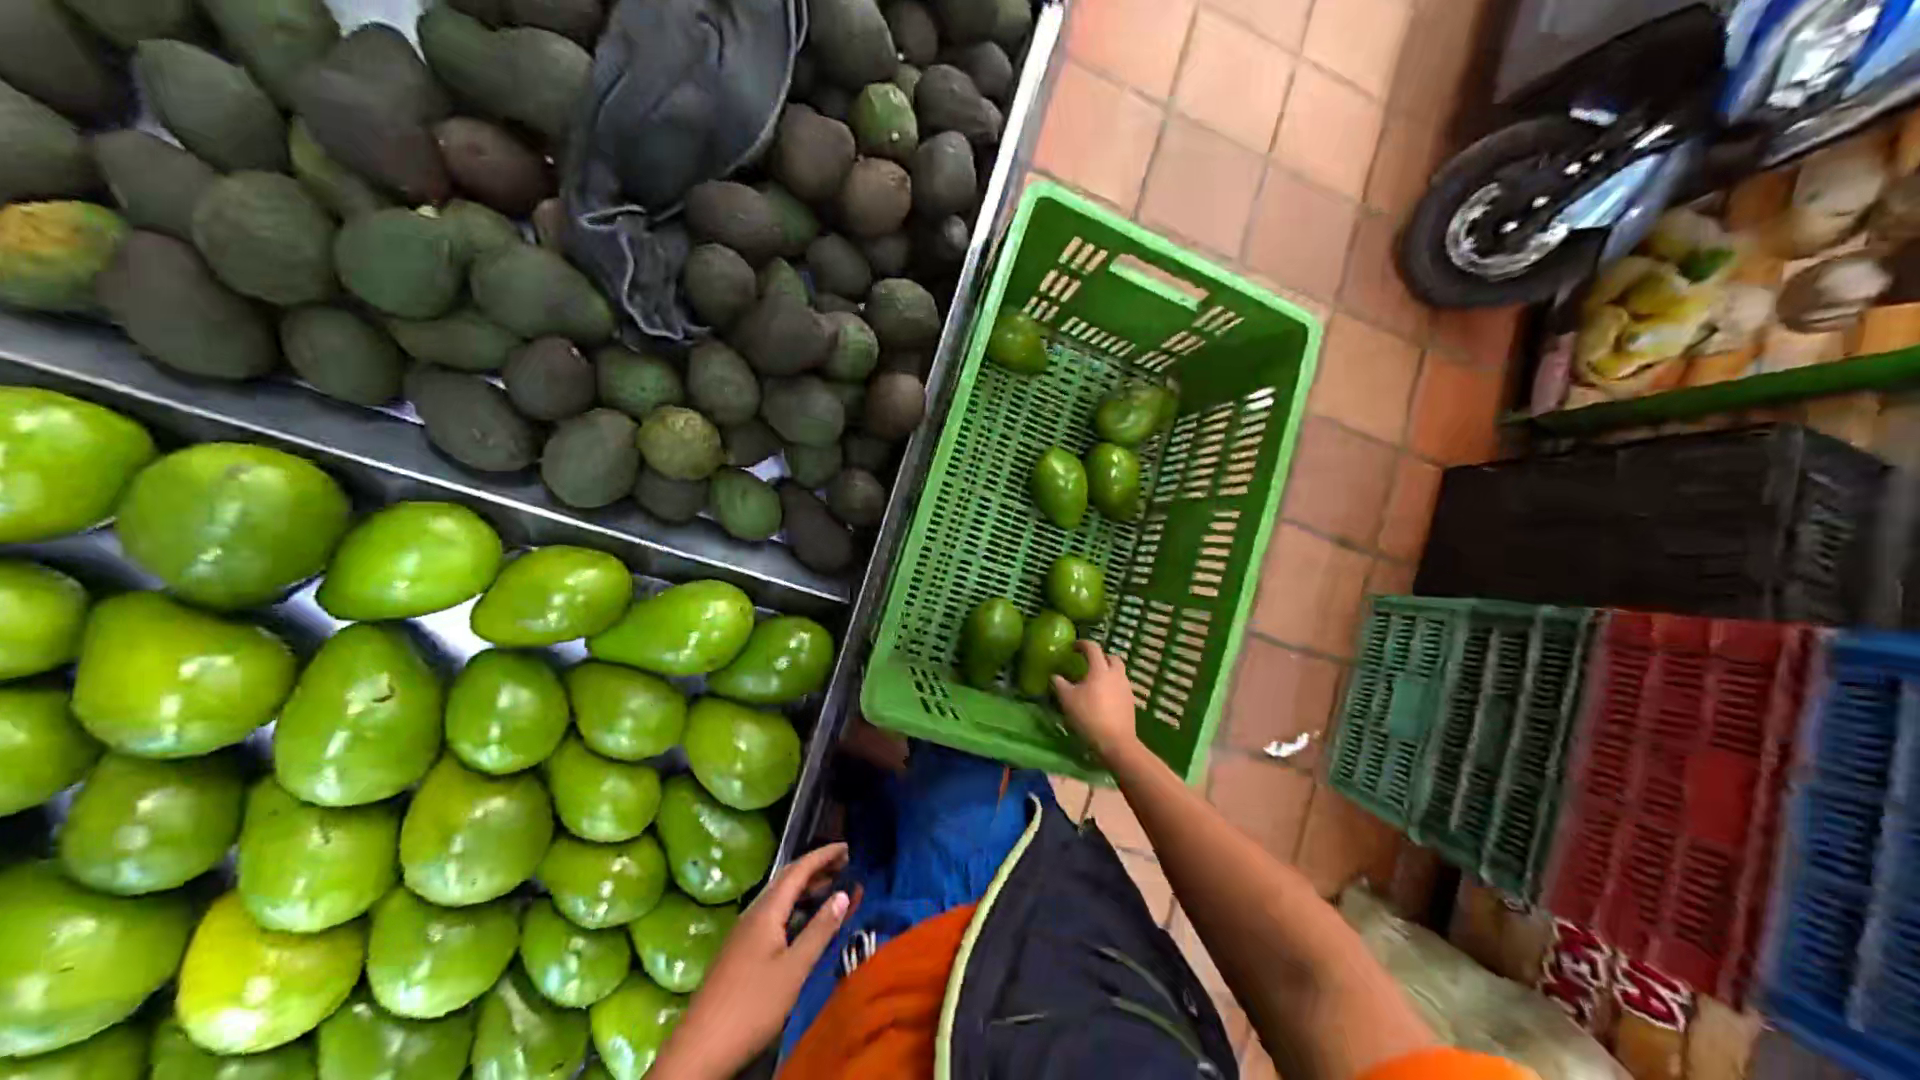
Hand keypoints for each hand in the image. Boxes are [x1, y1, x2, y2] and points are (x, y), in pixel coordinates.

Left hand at [651, 843, 859, 1079]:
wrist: (699, 1050)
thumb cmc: (752, 1006)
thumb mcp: (794, 969)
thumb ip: (819, 930)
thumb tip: (842, 893)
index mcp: (766, 912)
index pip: (798, 871)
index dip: (823, 856)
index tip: (848, 847)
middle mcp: (753, 914)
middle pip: (787, 880)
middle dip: (816, 868)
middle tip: (844, 864)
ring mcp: (744, 933)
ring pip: (779, 898)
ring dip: (805, 888)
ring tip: (832, 887)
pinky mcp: (741, 951)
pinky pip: (773, 914)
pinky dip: (795, 907)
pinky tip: (804, 921)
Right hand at [1052, 641, 1140, 759]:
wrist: (1115, 741)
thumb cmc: (1089, 716)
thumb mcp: (1067, 700)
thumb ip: (1060, 684)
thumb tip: (1055, 676)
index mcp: (1100, 669)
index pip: (1093, 648)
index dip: (1083, 644)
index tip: (1074, 647)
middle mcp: (1116, 674)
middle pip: (1112, 657)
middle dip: (1101, 656)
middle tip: (1088, 662)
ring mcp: (1126, 687)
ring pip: (1118, 671)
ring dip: (1108, 670)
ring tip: (1095, 680)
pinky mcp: (1131, 701)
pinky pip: (1121, 685)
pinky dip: (1112, 684)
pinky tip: (1103, 696)